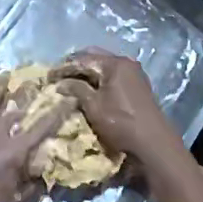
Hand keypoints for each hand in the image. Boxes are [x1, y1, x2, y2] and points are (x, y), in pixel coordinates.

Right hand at [54, 50, 177, 160]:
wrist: (153, 143)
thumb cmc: (120, 122)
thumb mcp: (93, 106)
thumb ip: (76, 89)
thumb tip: (60, 83)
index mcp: (115, 63)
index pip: (83, 58)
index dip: (64, 67)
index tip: (49, 77)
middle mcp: (126, 63)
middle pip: (95, 57)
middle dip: (76, 65)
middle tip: (59, 76)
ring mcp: (134, 74)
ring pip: (105, 67)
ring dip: (88, 73)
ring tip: (72, 83)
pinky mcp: (137, 86)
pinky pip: (113, 76)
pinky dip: (100, 79)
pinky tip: (90, 89)